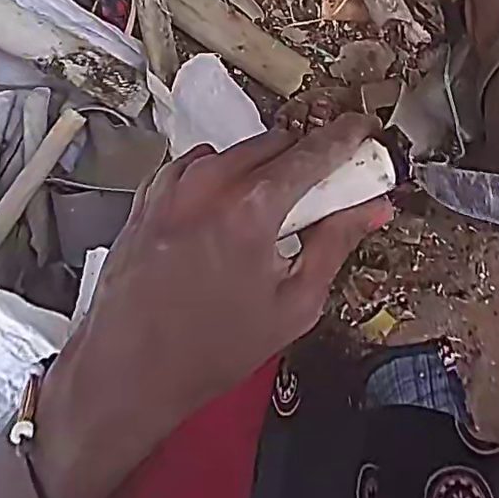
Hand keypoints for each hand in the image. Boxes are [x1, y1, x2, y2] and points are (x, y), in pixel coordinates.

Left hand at [30, 116, 392, 497]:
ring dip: (260, 169)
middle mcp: (210, 182)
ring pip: (237, 151)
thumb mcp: (293, 305)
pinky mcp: (151, 191)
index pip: (314, 152)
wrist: (128, 369)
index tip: (362, 128)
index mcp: (251, 207)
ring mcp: (174, 183)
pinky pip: (198, 165)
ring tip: (262, 217)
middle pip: (276, 143)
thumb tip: (371, 208)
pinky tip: (220, 215)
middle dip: (303, 159)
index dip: (346, 136)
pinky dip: (219, 177)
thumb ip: (335, 243)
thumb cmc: (211, 348)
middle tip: (315, 194)